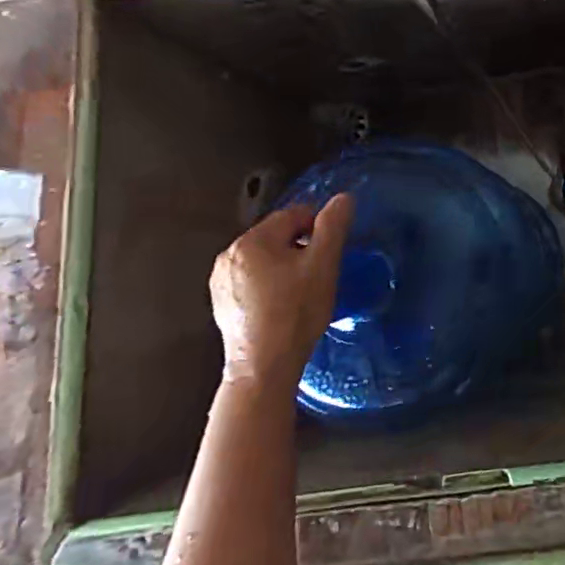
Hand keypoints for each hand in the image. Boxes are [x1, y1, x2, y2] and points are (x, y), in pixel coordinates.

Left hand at [209, 194, 353, 389]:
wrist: (263, 367)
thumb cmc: (296, 313)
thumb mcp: (322, 266)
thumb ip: (332, 227)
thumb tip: (343, 198)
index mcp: (252, 240)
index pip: (293, 214)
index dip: (318, 228)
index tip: (330, 253)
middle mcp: (229, 254)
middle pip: (276, 236)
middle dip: (300, 248)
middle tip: (319, 274)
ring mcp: (221, 280)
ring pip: (263, 259)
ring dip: (284, 266)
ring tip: (301, 292)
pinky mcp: (221, 303)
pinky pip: (251, 281)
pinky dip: (268, 285)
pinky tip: (281, 307)